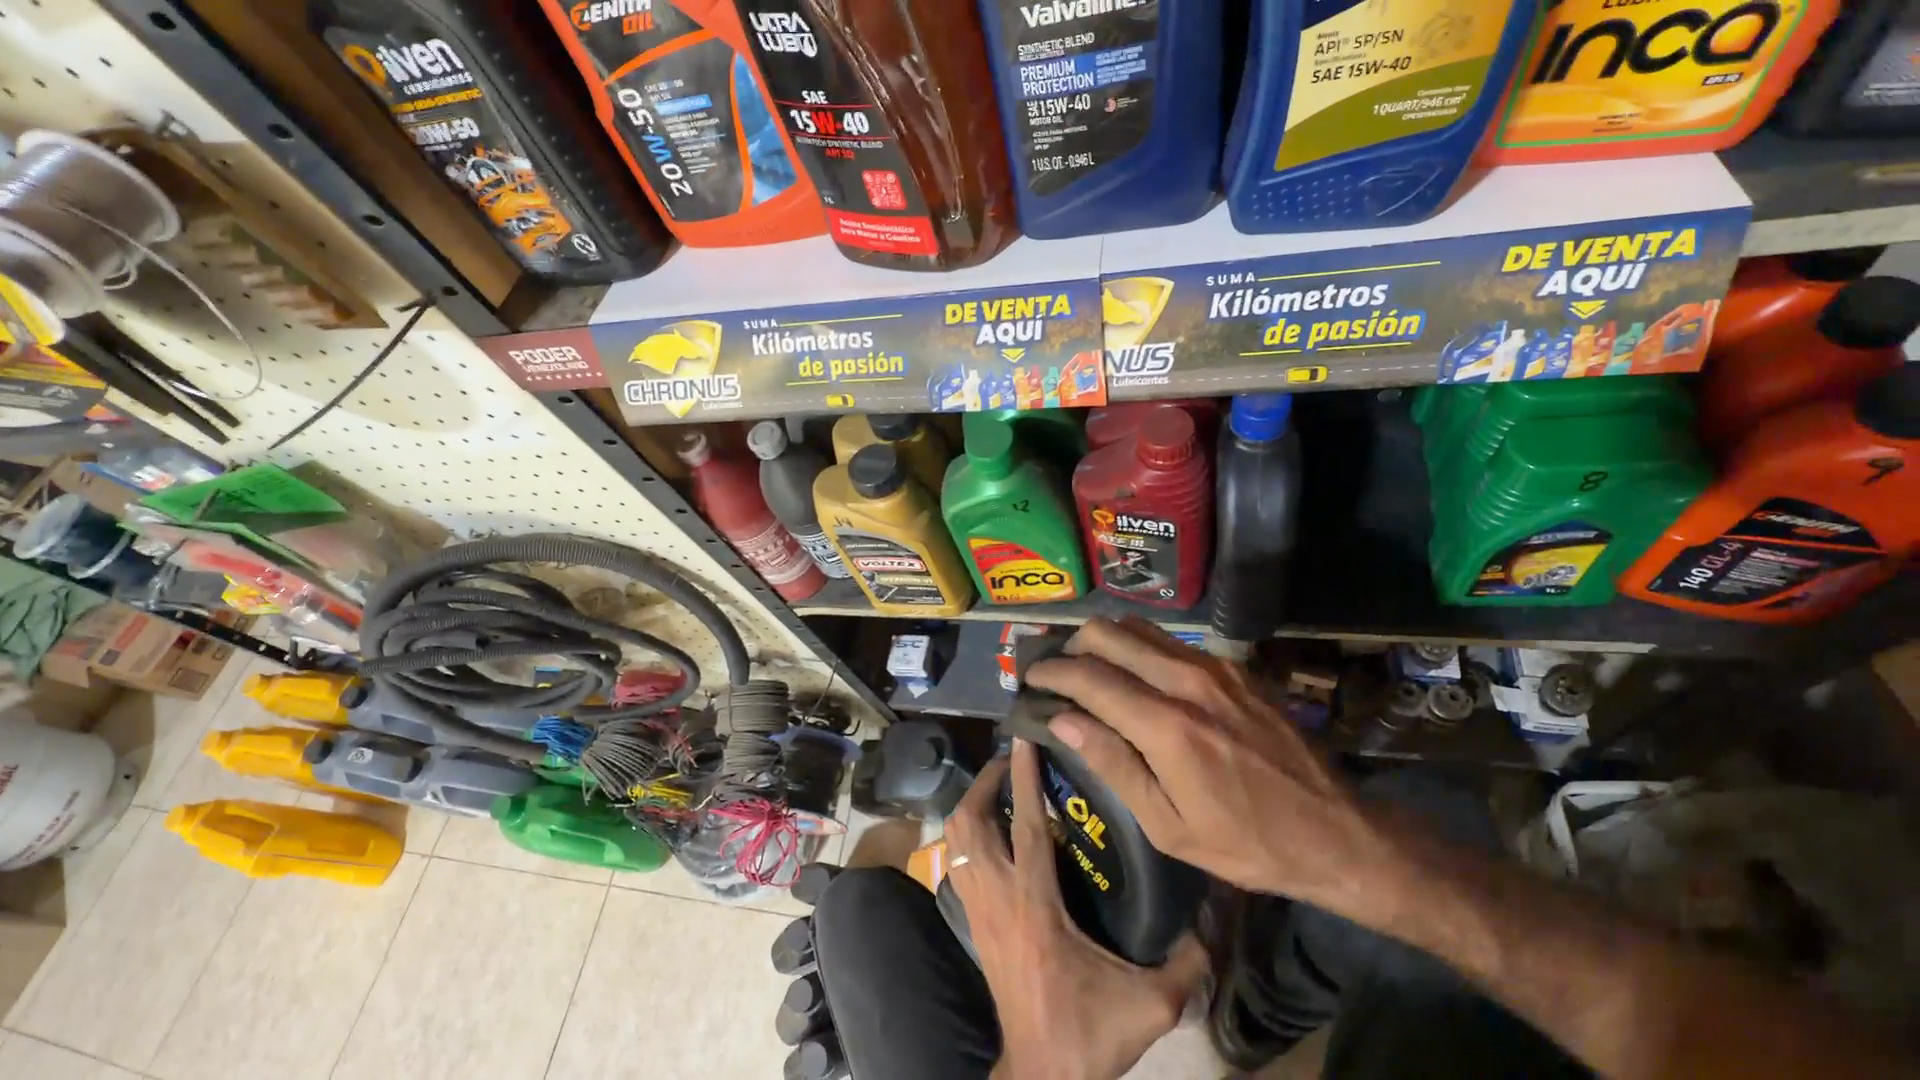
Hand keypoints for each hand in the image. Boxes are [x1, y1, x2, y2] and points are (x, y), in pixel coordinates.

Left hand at [945, 741, 1207, 1079]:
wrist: (1041, 1074)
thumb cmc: (1090, 1030)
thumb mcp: (1153, 1003)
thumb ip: (1188, 959)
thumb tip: (1213, 918)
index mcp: (1035, 904)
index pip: (1025, 825)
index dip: (1021, 776)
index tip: (1022, 738)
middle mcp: (997, 898)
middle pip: (972, 823)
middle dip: (984, 782)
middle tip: (1008, 759)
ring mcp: (977, 912)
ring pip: (956, 842)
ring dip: (972, 807)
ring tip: (998, 787)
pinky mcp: (972, 926)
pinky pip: (958, 865)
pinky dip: (967, 839)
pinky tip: (991, 835)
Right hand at [1026, 618, 1395, 919]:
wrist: (1336, 831)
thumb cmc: (1245, 843)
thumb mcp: (1168, 825)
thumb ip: (1113, 764)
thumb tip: (1062, 721)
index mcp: (1168, 726)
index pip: (1089, 677)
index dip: (1050, 674)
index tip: (1027, 680)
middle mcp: (1189, 682)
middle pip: (1109, 634)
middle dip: (1070, 646)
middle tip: (1051, 671)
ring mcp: (1217, 669)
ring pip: (1140, 628)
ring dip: (1104, 641)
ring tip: (1084, 668)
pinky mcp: (1236, 670)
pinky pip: (1172, 642)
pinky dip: (1139, 648)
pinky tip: (1134, 676)